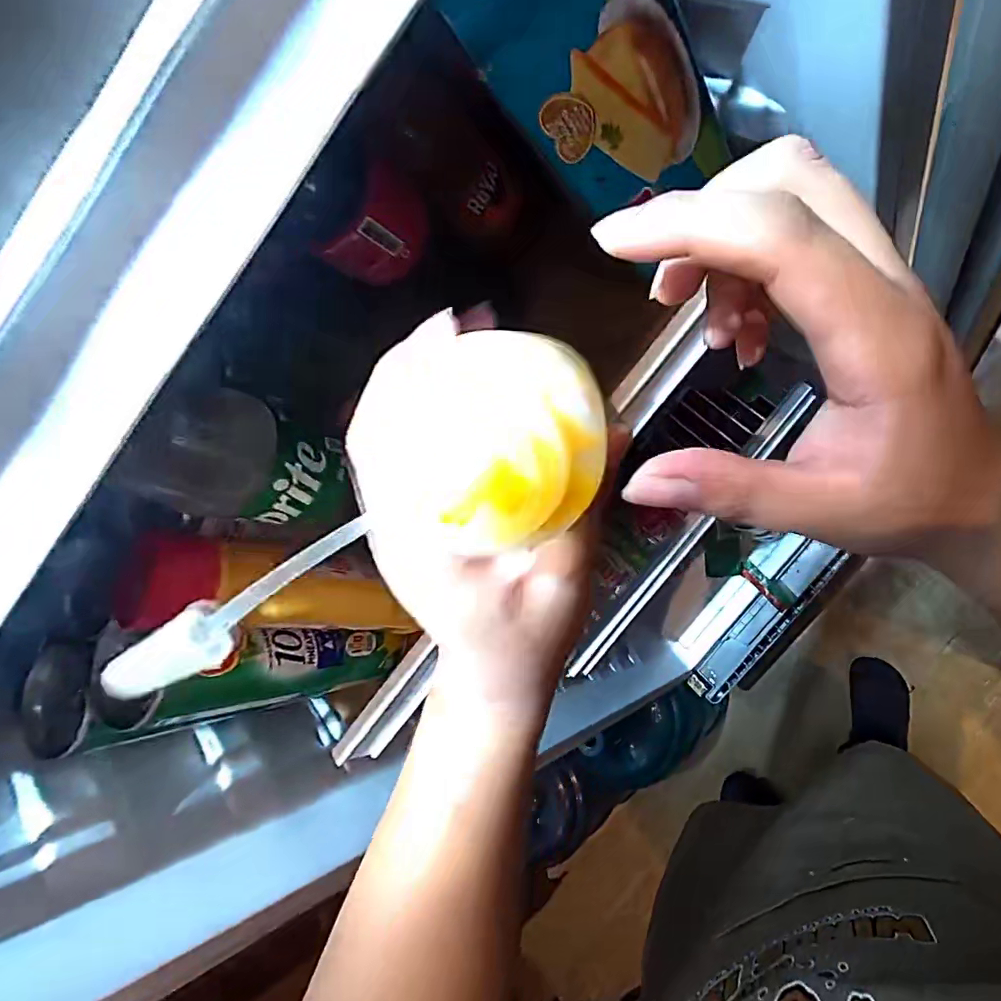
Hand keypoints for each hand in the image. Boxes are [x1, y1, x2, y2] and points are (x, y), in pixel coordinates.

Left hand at [347, 310, 621, 730]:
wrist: (496, 675)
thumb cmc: (525, 640)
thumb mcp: (565, 580)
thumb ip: (587, 511)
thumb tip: (617, 435)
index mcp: (414, 535)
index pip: (383, 437)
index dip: (408, 373)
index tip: (448, 330)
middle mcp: (394, 519)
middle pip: (382, 421)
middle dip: (419, 362)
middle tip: (471, 326)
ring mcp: (402, 519)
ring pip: (395, 434)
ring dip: (427, 383)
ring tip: (473, 348)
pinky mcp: (421, 521)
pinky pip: (418, 454)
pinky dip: (439, 415)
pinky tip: (479, 399)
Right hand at [591, 136, 1000, 557]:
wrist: (980, 496)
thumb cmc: (909, 503)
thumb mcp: (818, 510)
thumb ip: (730, 490)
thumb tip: (636, 482)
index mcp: (874, 335)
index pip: (778, 236)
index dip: (688, 225)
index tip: (612, 243)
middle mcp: (885, 284)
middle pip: (792, 178)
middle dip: (707, 213)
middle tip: (666, 288)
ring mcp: (886, 276)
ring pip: (800, 190)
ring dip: (729, 233)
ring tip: (704, 321)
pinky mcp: (875, 286)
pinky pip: (807, 232)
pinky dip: (753, 261)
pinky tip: (742, 331)